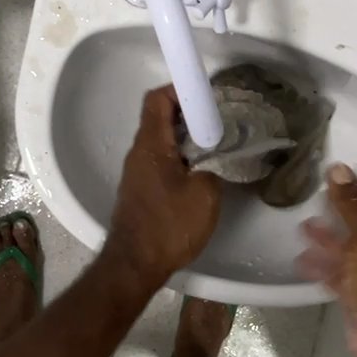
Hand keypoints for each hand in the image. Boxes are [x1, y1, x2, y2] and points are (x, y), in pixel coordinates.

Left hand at [106, 86, 222, 286]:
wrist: (135, 266)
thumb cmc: (169, 225)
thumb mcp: (205, 193)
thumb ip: (214, 166)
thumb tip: (215, 158)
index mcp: (151, 144)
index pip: (158, 99)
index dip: (181, 90)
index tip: (207, 97)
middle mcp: (139, 152)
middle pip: (161, 119)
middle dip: (191, 115)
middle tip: (221, 123)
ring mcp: (138, 172)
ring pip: (163, 142)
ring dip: (188, 140)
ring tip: (217, 148)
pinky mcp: (142, 191)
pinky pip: (162, 162)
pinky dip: (181, 159)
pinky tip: (202, 174)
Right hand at [297, 165, 356, 356]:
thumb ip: (351, 205)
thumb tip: (338, 167)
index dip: (355, 185)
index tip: (329, 172)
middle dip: (336, 212)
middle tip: (310, 198)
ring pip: (347, 250)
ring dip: (326, 239)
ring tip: (301, 227)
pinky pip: (338, 275)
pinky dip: (322, 267)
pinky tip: (301, 261)